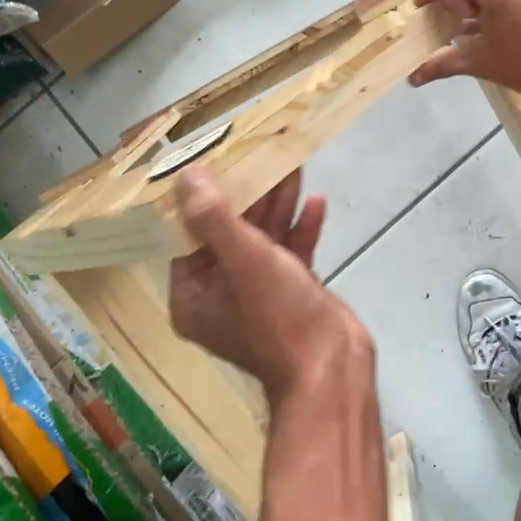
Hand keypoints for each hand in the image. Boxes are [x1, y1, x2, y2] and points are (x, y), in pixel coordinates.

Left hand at [169, 167, 367, 398]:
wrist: (333, 367)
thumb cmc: (279, 316)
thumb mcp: (244, 260)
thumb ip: (215, 216)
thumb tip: (187, 176)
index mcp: (194, 296)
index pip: (188, 236)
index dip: (201, 197)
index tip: (214, 159)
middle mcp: (221, 295)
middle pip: (230, 232)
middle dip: (251, 195)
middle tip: (262, 153)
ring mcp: (259, 295)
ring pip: (265, 239)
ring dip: (280, 205)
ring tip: (294, 164)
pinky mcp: (292, 294)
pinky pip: (291, 253)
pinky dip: (302, 228)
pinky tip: (318, 202)